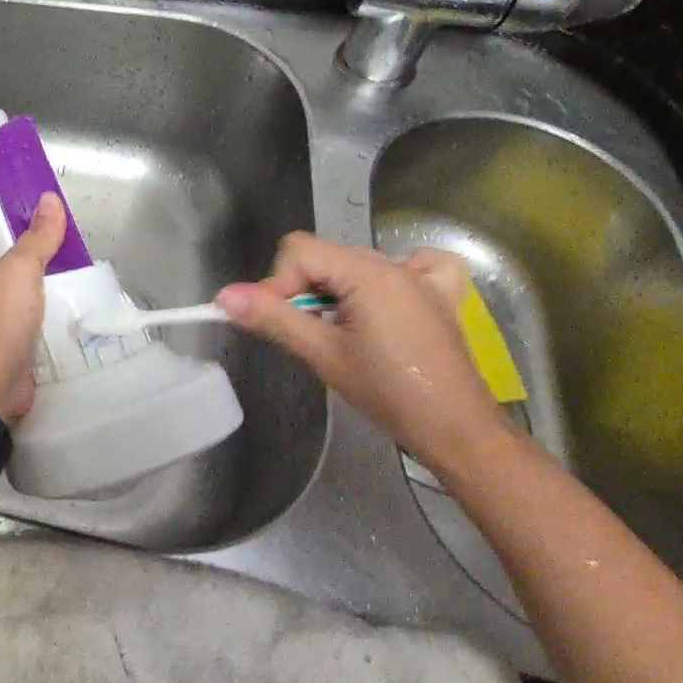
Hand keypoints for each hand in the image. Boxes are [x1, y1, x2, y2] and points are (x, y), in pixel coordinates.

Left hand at [0, 192, 67, 424]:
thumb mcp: (19, 272)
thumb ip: (36, 239)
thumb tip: (48, 199)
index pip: (1, 236)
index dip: (28, 226)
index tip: (60, 223)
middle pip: (20, 266)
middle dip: (50, 261)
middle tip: (83, 255)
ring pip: (32, 296)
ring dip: (57, 292)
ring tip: (90, 283)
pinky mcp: (14, 347)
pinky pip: (39, 324)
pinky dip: (58, 319)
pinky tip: (82, 317)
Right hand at [215, 232, 512, 475]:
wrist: (458, 431)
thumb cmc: (388, 393)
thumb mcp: (322, 354)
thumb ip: (272, 318)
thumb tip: (224, 296)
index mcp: (369, 274)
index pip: (299, 250)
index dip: (278, 283)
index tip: (278, 321)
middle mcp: (397, 266)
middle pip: (324, 255)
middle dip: (303, 290)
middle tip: (307, 333)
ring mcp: (424, 279)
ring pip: (356, 262)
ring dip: (336, 290)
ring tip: (341, 332)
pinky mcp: (441, 297)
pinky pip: (414, 264)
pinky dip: (391, 276)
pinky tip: (385, 300)